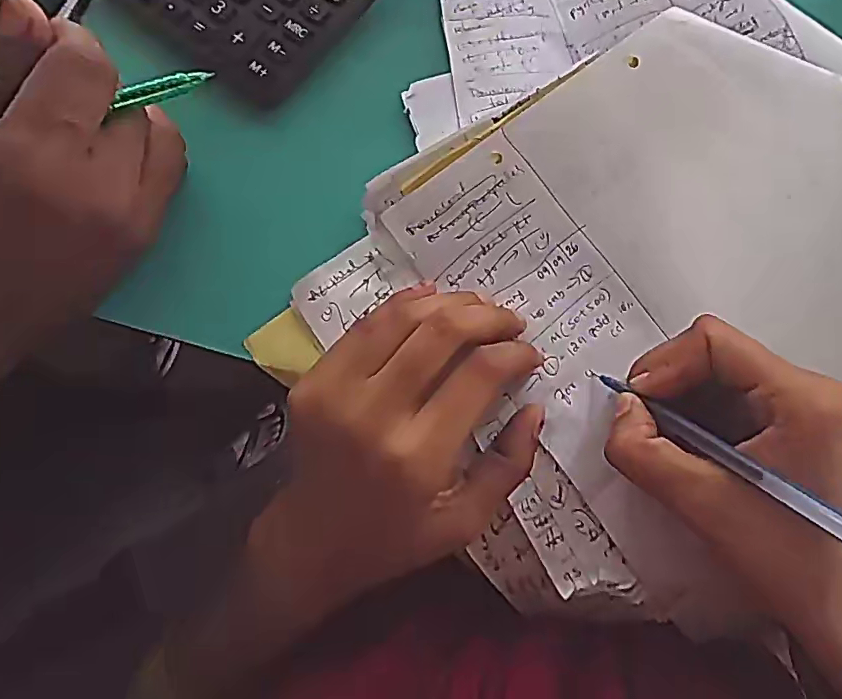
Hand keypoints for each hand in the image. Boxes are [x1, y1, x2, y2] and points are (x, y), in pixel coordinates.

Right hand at [0, 0, 186, 381]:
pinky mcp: (146, 242)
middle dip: (86, 90)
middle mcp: (100, 189)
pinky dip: (140, 155)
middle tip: (37, 109)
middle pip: (125, 99)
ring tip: (65, 141)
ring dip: (119, 122)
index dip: (66, 44)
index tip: (40, 46)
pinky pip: (168, 171)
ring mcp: (134, 220)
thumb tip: (29, 10)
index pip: (89, 68)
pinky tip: (93, 168)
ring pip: (158, 133)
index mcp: (32, 161)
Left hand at [253, 286, 543, 618]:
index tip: (530, 354)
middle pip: (442, 334)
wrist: (308, 543)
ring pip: (404, 318)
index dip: (513, 354)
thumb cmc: (395, 537)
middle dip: (487, 317)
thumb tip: (534, 407)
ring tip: (478, 306)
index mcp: (417, 458)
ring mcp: (337, 392)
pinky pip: (367, 323)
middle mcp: (375, 416)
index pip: (478, 375)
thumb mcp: (464, 522)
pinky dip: (405, 303)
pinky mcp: (315, 379)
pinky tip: (432, 298)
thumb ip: (508, 466)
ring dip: (450, 302)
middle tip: (511, 321)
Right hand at [604, 316, 841, 698]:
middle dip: (671, 385)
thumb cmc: (797, 570)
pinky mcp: (798, 423)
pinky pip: (734, 396)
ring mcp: (809, 406)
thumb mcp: (705, 506)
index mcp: (806, 400)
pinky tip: (691, 451)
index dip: (665, 363)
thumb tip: (622, 411)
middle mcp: (814, 392)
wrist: (840, 620)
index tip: (638, 396)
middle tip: (643, 420)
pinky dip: (701, 416)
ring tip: (667, 443)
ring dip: (684, 402)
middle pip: (718, 354)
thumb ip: (646, 453)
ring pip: (722, 374)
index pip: (715, 342)